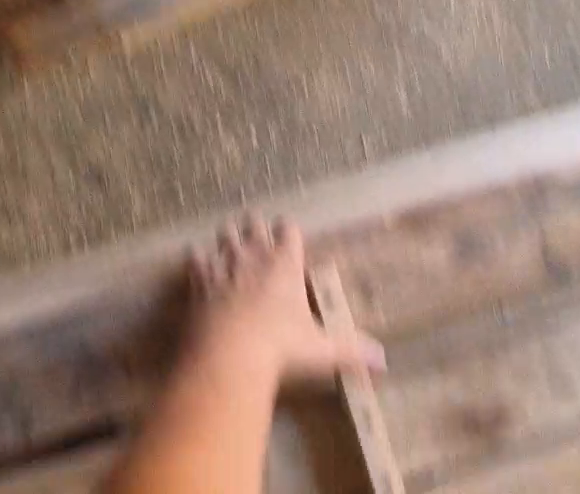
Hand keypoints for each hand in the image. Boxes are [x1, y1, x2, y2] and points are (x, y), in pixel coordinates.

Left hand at [184, 214, 384, 384]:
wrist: (230, 353)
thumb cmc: (281, 348)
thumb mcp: (321, 350)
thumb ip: (351, 350)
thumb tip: (383, 359)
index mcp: (285, 263)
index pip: (289, 228)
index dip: (287, 230)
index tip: (288, 237)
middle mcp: (255, 253)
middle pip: (253, 220)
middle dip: (253, 226)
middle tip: (255, 237)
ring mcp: (224, 261)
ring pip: (224, 231)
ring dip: (226, 237)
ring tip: (228, 247)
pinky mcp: (199, 275)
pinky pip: (195, 254)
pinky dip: (197, 258)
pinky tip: (198, 266)